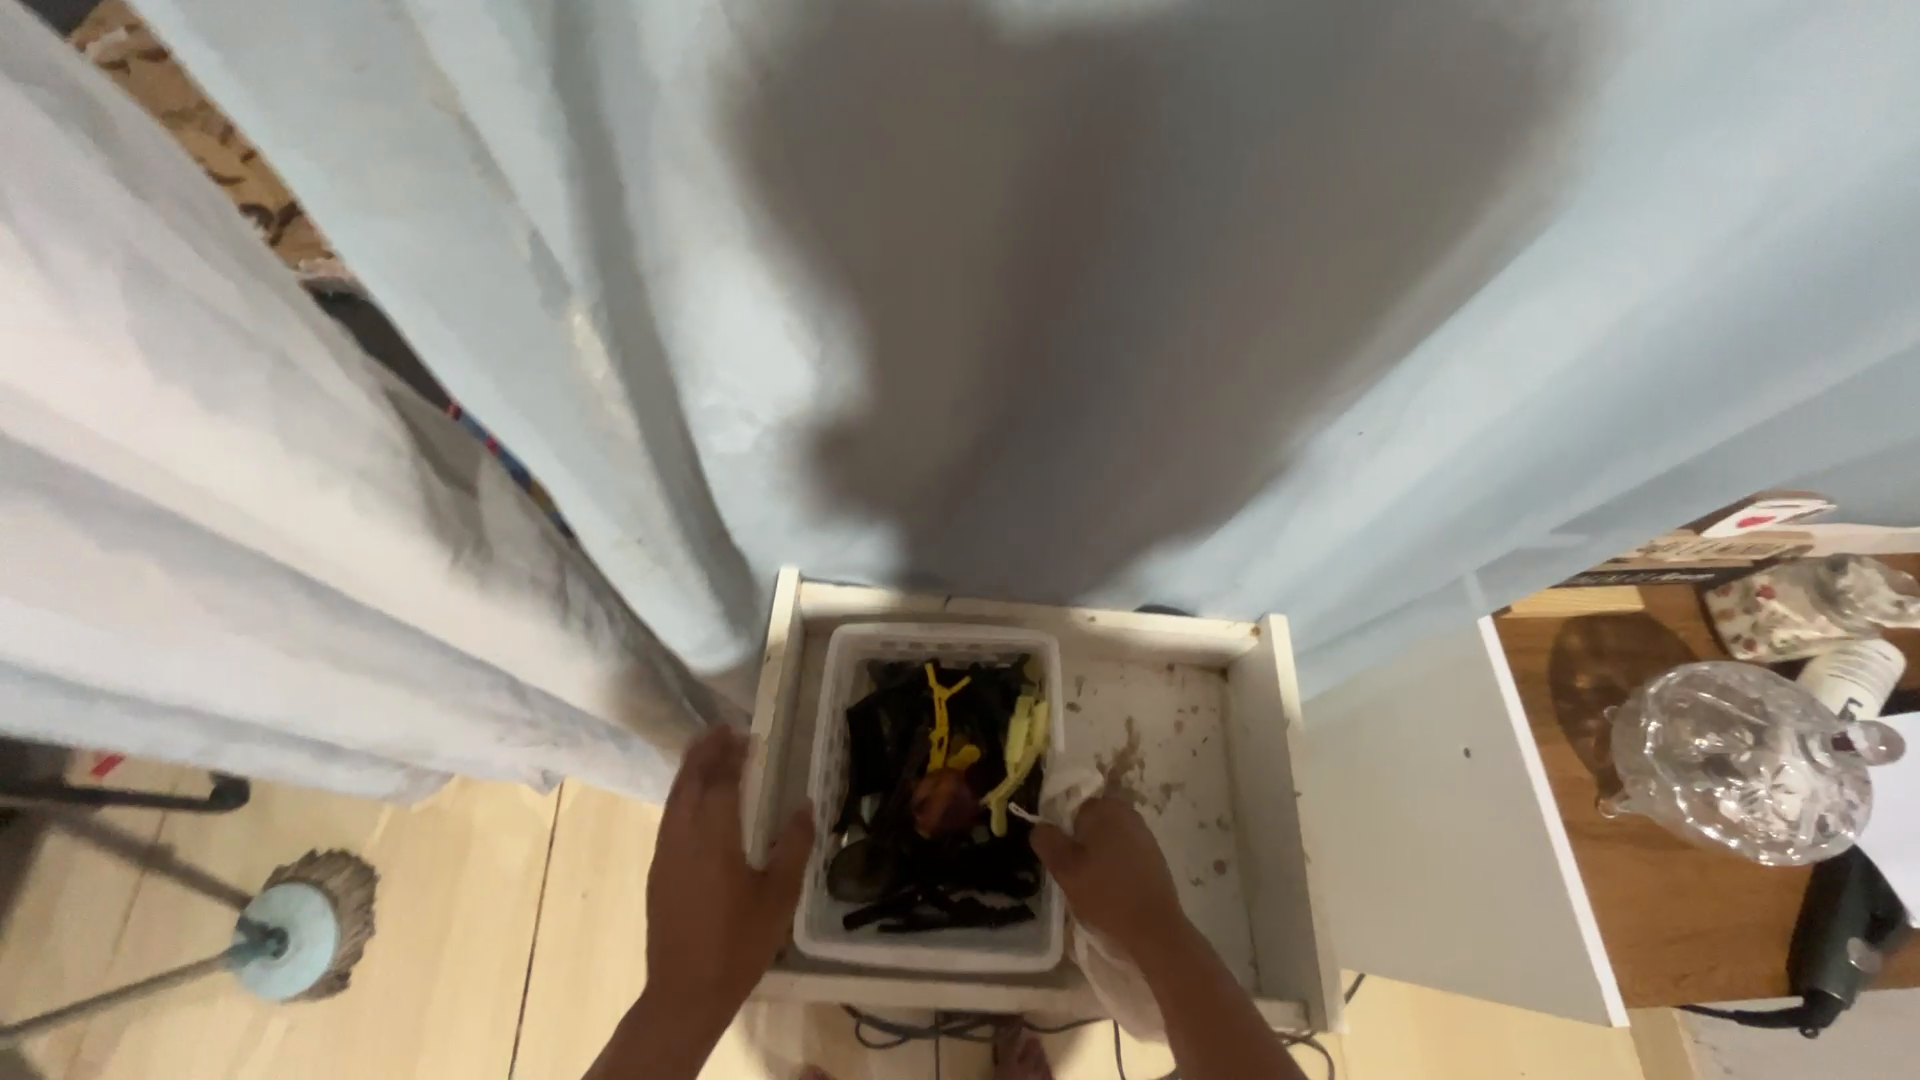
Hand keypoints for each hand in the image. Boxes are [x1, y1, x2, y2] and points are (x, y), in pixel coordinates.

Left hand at [644, 726, 813, 1018]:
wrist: (686, 992)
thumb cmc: (740, 943)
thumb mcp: (780, 895)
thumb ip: (793, 845)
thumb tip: (804, 804)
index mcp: (714, 839)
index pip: (722, 782)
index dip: (733, 755)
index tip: (747, 735)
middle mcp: (683, 837)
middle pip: (690, 781)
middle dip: (705, 752)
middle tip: (723, 729)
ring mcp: (665, 853)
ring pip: (674, 797)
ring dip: (690, 769)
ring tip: (706, 749)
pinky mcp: (658, 870)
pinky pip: (669, 815)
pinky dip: (683, 793)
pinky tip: (695, 796)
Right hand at [1029, 797, 1188, 954]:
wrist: (1154, 928)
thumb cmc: (1105, 894)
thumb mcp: (1063, 868)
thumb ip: (1046, 840)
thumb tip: (1040, 826)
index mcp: (1105, 807)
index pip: (1070, 807)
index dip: (1060, 831)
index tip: (1058, 857)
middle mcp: (1127, 812)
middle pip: (1089, 822)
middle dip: (1078, 842)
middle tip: (1072, 872)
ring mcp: (1143, 833)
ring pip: (1106, 838)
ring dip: (1095, 854)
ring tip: (1090, 883)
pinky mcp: (1153, 854)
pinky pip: (1122, 851)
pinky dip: (1113, 864)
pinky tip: (1110, 888)